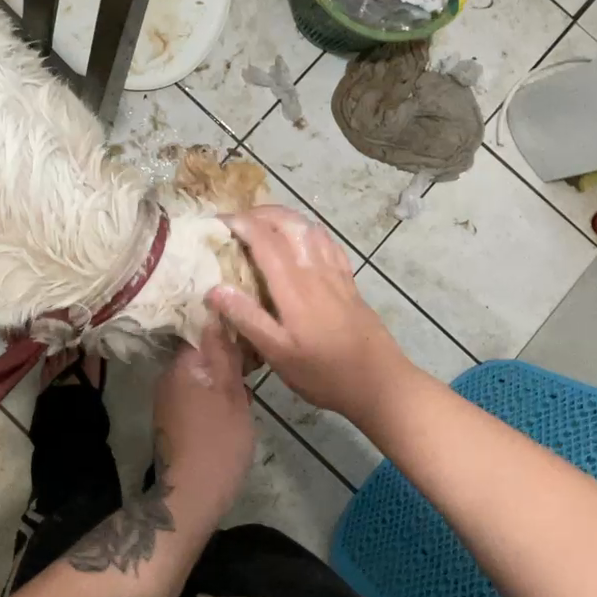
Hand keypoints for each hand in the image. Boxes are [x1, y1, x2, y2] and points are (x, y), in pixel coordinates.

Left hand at [151, 327, 254, 523]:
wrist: (190, 497)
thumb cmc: (218, 443)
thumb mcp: (232, 395)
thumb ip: (225, 354)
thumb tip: (218, 316)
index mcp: (181, 364)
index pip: (202, 328)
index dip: (228, 327)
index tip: (251, 332)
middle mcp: (169, 375)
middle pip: (201, 351)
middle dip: (228, 355)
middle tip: (256, 364)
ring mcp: (168, 397)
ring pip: (201, 374)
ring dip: (223, 378)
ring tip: (249, 387)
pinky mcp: (172, 417)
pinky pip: (196, 393)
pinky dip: (214, 396)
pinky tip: (235, 410)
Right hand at [206, 205, 414, 423]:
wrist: (381, 384)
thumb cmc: (325, 374)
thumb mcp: (279, 355)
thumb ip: (248, 319)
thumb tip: (214, 288)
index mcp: (294, 287)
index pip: (265, 240)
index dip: (240, 223)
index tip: (218, 221)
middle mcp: (316, 271)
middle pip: (289, 223)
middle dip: (261, 213)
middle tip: (237, 221)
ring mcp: (336, 274)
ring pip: (310, 228)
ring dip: (284, 217)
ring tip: (263, 225)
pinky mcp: (349, 282)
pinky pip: (328, 243)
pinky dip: (308, 231)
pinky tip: (301, 240)